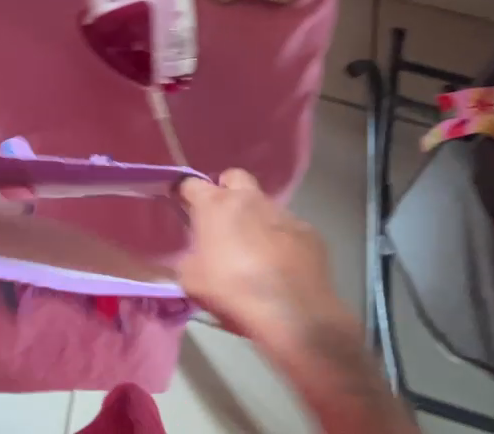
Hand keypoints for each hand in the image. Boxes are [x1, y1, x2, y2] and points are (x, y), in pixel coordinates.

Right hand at [176, 169, 350, 342]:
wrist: (293, 316)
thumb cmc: (232, 290)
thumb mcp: (190, 279)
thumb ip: (185, 258)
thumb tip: (190, 256)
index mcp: (215, 203)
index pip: (191, 183)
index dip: (185, 193)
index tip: (184, 207)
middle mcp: (249, 199)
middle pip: (234, 177)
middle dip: (227, 190)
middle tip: (223, 218)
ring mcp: (283, 214)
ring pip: (265, 205)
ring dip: (257, 219)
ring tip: (257, 251)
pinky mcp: (310, 233)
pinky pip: (291, 230)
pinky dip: (284, 241)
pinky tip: (284, 266)